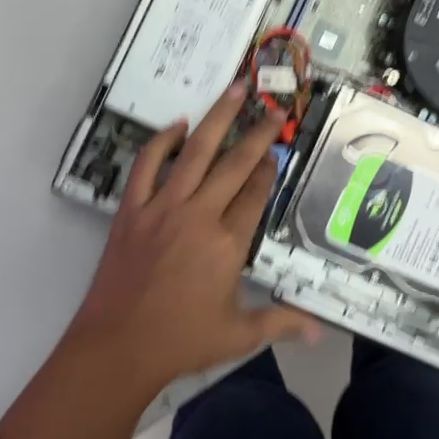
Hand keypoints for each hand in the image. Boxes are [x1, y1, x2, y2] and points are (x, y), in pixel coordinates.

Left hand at [66, 84, 319, 386]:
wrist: (118, 347)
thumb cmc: (181, 341)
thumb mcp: (239, 335)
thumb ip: (281, 323)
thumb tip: (320, 333)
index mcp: (229, 244)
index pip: (255, 195)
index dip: (268, 172)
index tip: (275, 154)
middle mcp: (200, 216)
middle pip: (234, 165)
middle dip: (257, 136)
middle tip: (272, 111)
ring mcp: (163, 208)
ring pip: (195, 153)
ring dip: (217, 119)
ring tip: (236, 90)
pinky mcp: (132, 210)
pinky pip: (147, 166)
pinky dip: (161, 142)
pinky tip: (177, 125)